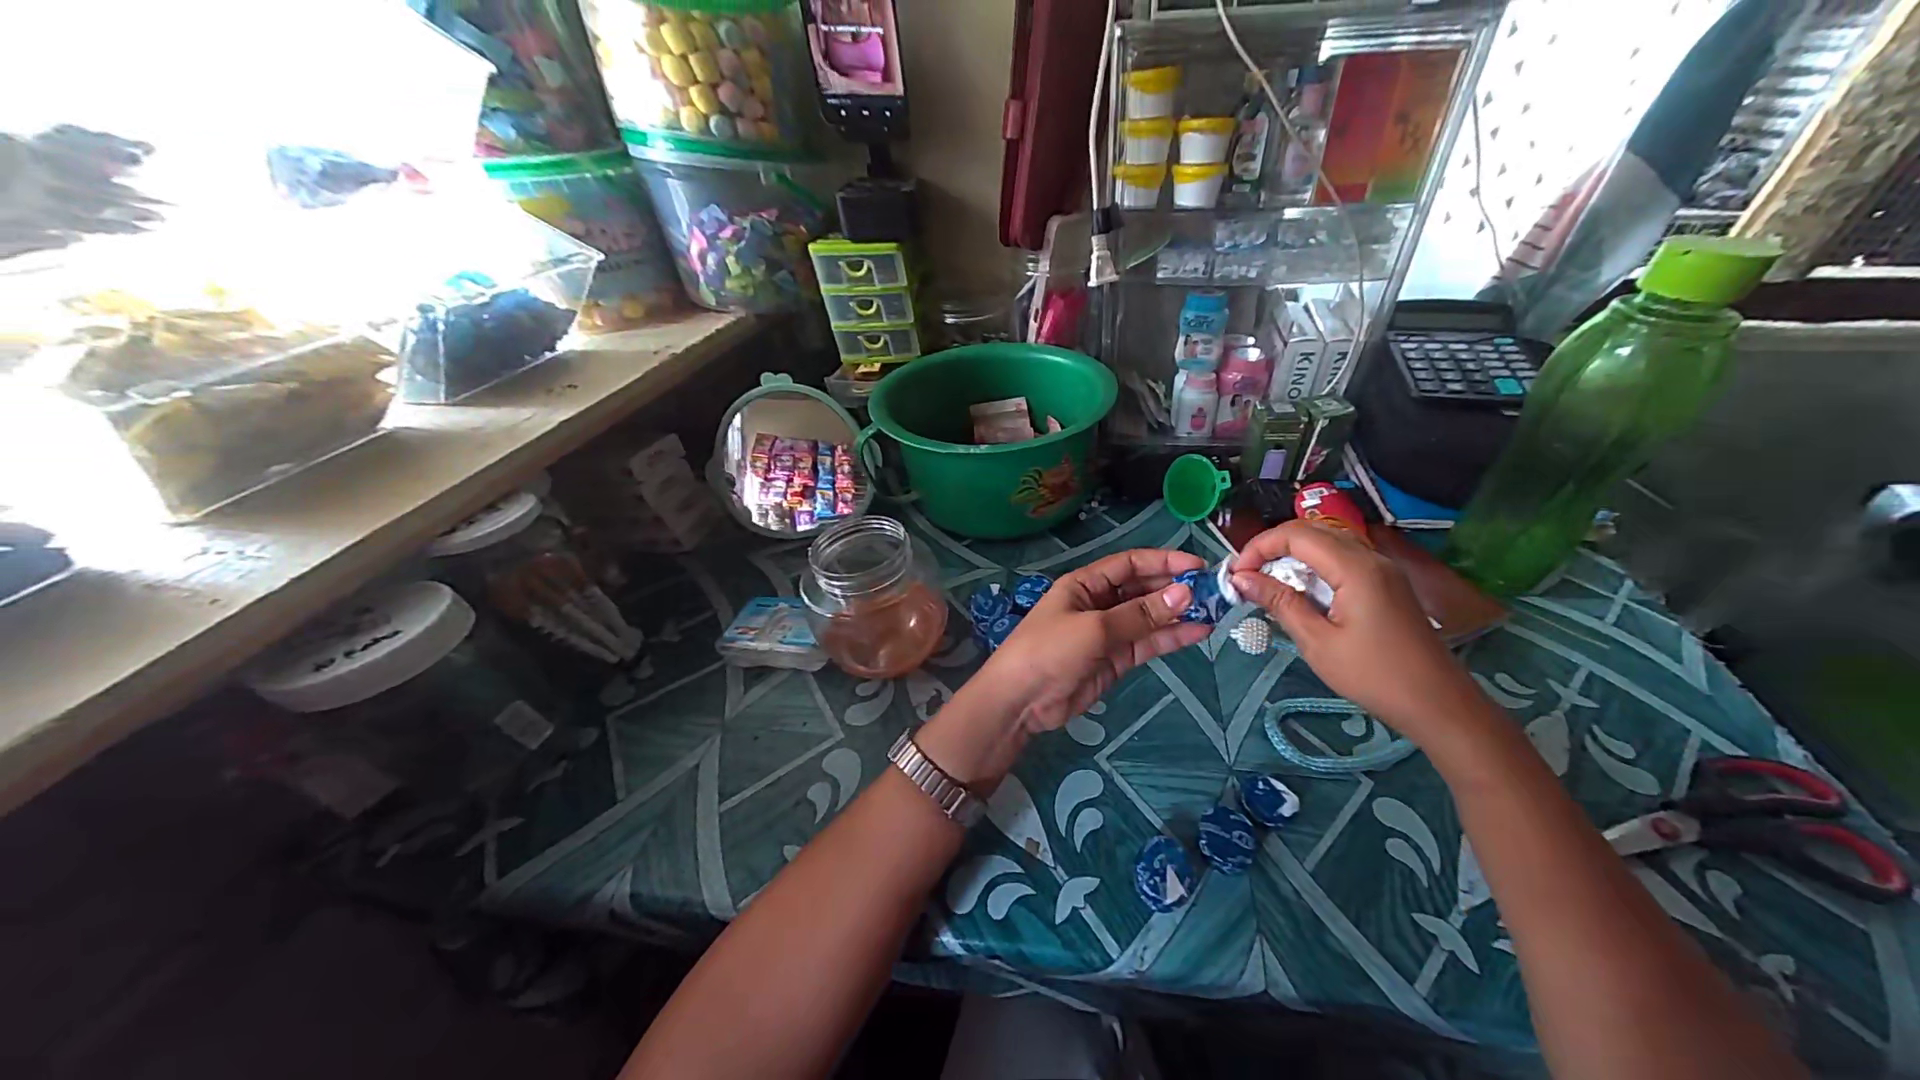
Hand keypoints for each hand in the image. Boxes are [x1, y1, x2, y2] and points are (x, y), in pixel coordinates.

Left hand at [967, 548, 1212, 727]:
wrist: (1021, 701)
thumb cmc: (1049, 651)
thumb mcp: (1093, 629)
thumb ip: (1139, 615)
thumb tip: (1184, 595)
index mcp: (1085, 584)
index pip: (1129, 564)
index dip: (1163, 562)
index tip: (1198, 567)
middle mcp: (1099, 603)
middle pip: (1142, 589)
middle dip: (1175, 589)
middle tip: (1214, 592)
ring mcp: (1108, 632)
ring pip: (1149, 617)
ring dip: (1179, 613)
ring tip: (1215, 611)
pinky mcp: (1116, 659)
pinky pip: (1148, 642)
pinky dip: (1172, 637)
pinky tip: (1199, 632)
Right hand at [1229, 521, 1479, 745]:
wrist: (1438, 703)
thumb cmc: (1374, 675)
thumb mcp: (1317, 641)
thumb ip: (1279, 602)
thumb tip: (1242, 578)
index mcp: (1355, 568)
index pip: (1296, 535)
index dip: (1259, 547)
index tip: (1237, 574)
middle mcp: (1371, 558)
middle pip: (1311, 531)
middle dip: (1272, 546)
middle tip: (1246, 576)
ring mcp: (1382, 569)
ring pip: (1327, 542)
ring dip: (1292, 555)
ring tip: (1267, 583)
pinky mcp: (1386, 583)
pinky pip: (1342, 558)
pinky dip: (1313, 566)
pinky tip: (1300, 591)